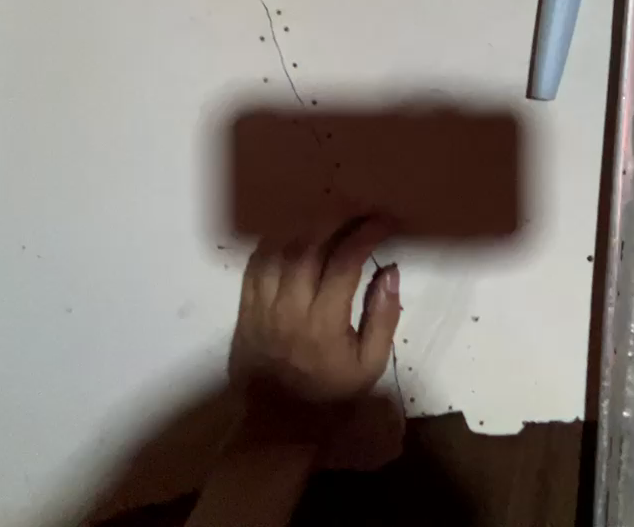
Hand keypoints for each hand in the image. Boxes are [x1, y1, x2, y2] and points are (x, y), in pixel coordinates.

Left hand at [229, 218, 400, 413]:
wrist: (275, 428)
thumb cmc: (330, 395)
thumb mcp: (371, 364)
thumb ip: (384, 316)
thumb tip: (390, 269)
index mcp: (323, 324)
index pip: (344, 263)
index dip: (366, 234)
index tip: (386, 221)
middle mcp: (288, 311)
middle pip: (307, 247)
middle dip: (336, 217)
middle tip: (358, 205)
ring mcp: (261, 309)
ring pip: (277, 251)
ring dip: (305, 223)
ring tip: (329, 210)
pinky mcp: (244, 312)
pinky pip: (254, 265)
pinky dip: (274, 240)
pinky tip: (294, 230)